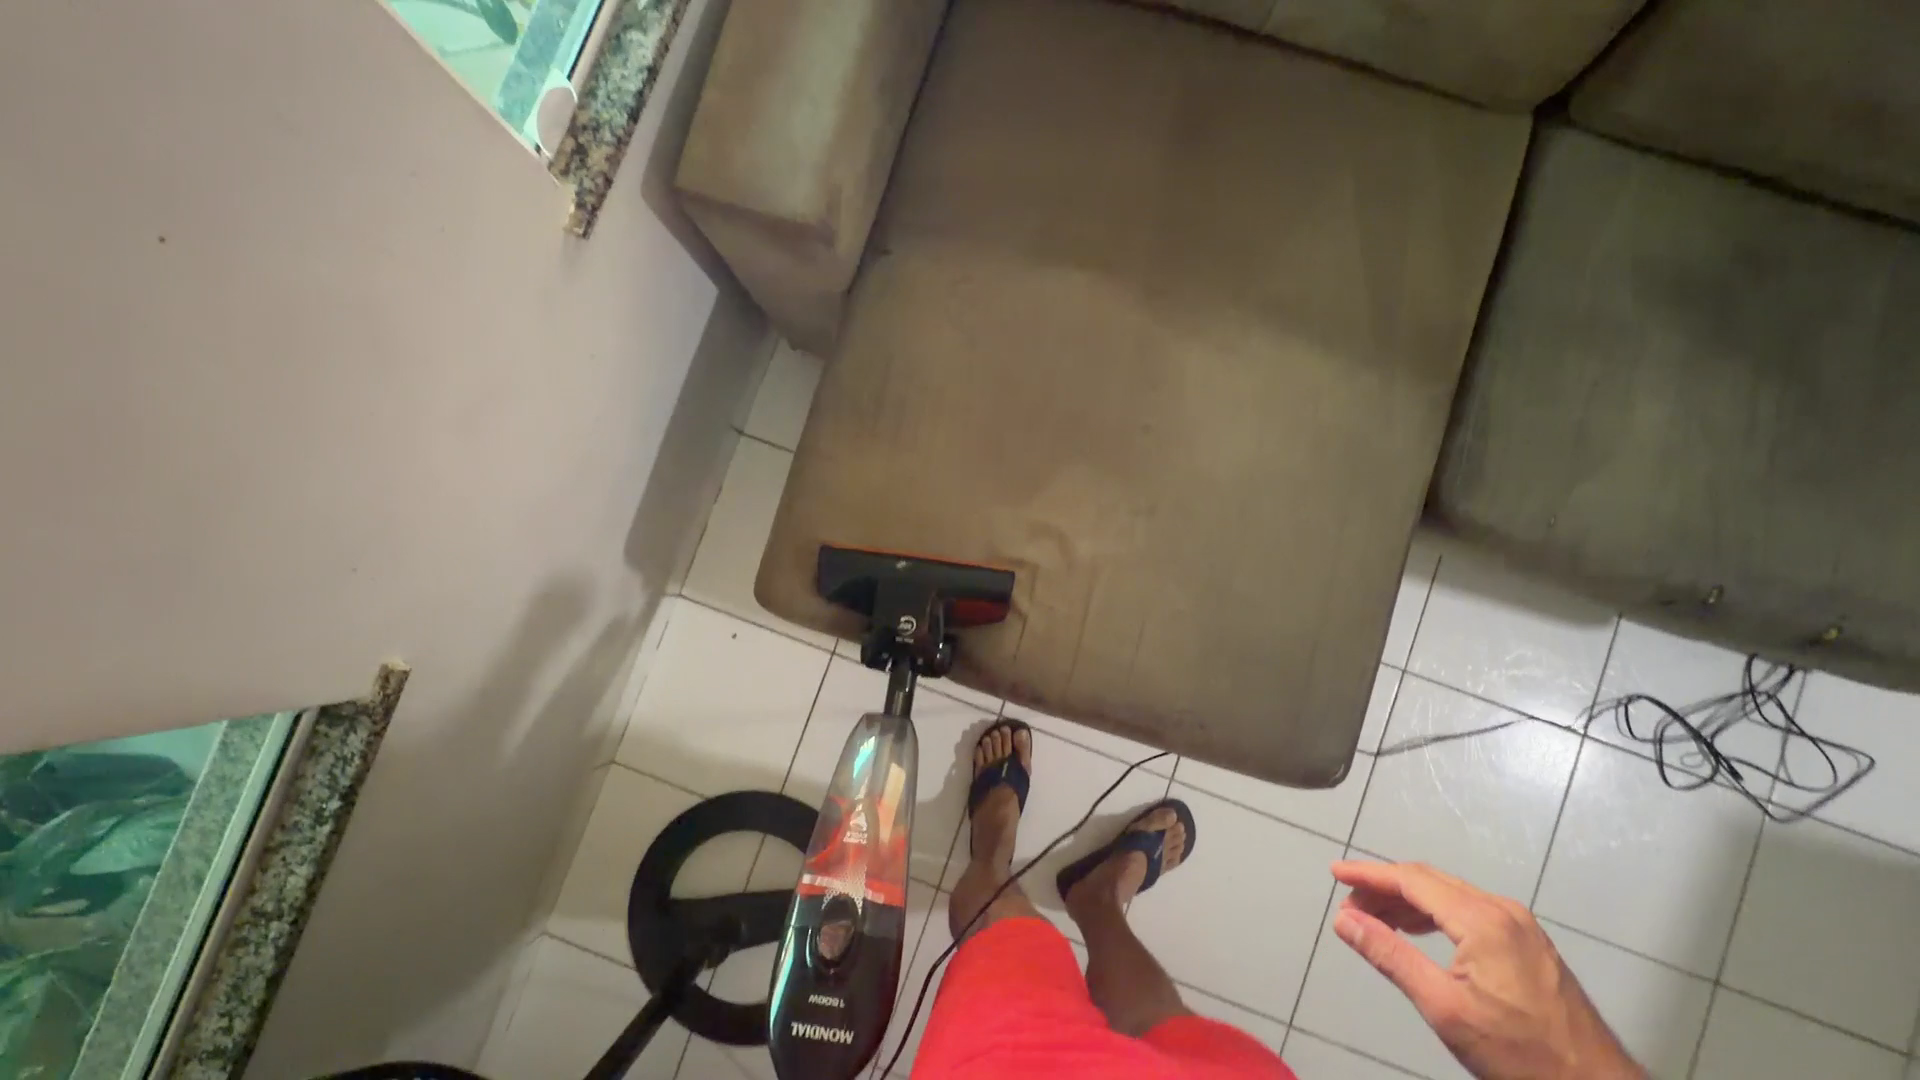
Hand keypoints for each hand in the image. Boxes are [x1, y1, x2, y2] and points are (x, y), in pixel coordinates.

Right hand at [1330, 861, 1644, 1079]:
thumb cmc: (1517, 1052)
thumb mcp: (1444, 1007)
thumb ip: (1390, 956)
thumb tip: (1344, 920)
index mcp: (1481, 919)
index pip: (1412, 880)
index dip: (1369, 874)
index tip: (1334, 873)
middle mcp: (1502, 910)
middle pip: (1430, 881)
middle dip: (1385, 887)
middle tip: (1350, 907)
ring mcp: (1520, 925)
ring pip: (1450, 894)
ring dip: (1408, 900)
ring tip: (1374, 919)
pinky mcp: (1529, 943)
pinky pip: (1469, 910)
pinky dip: (1435, 912)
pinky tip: (1417, 930)